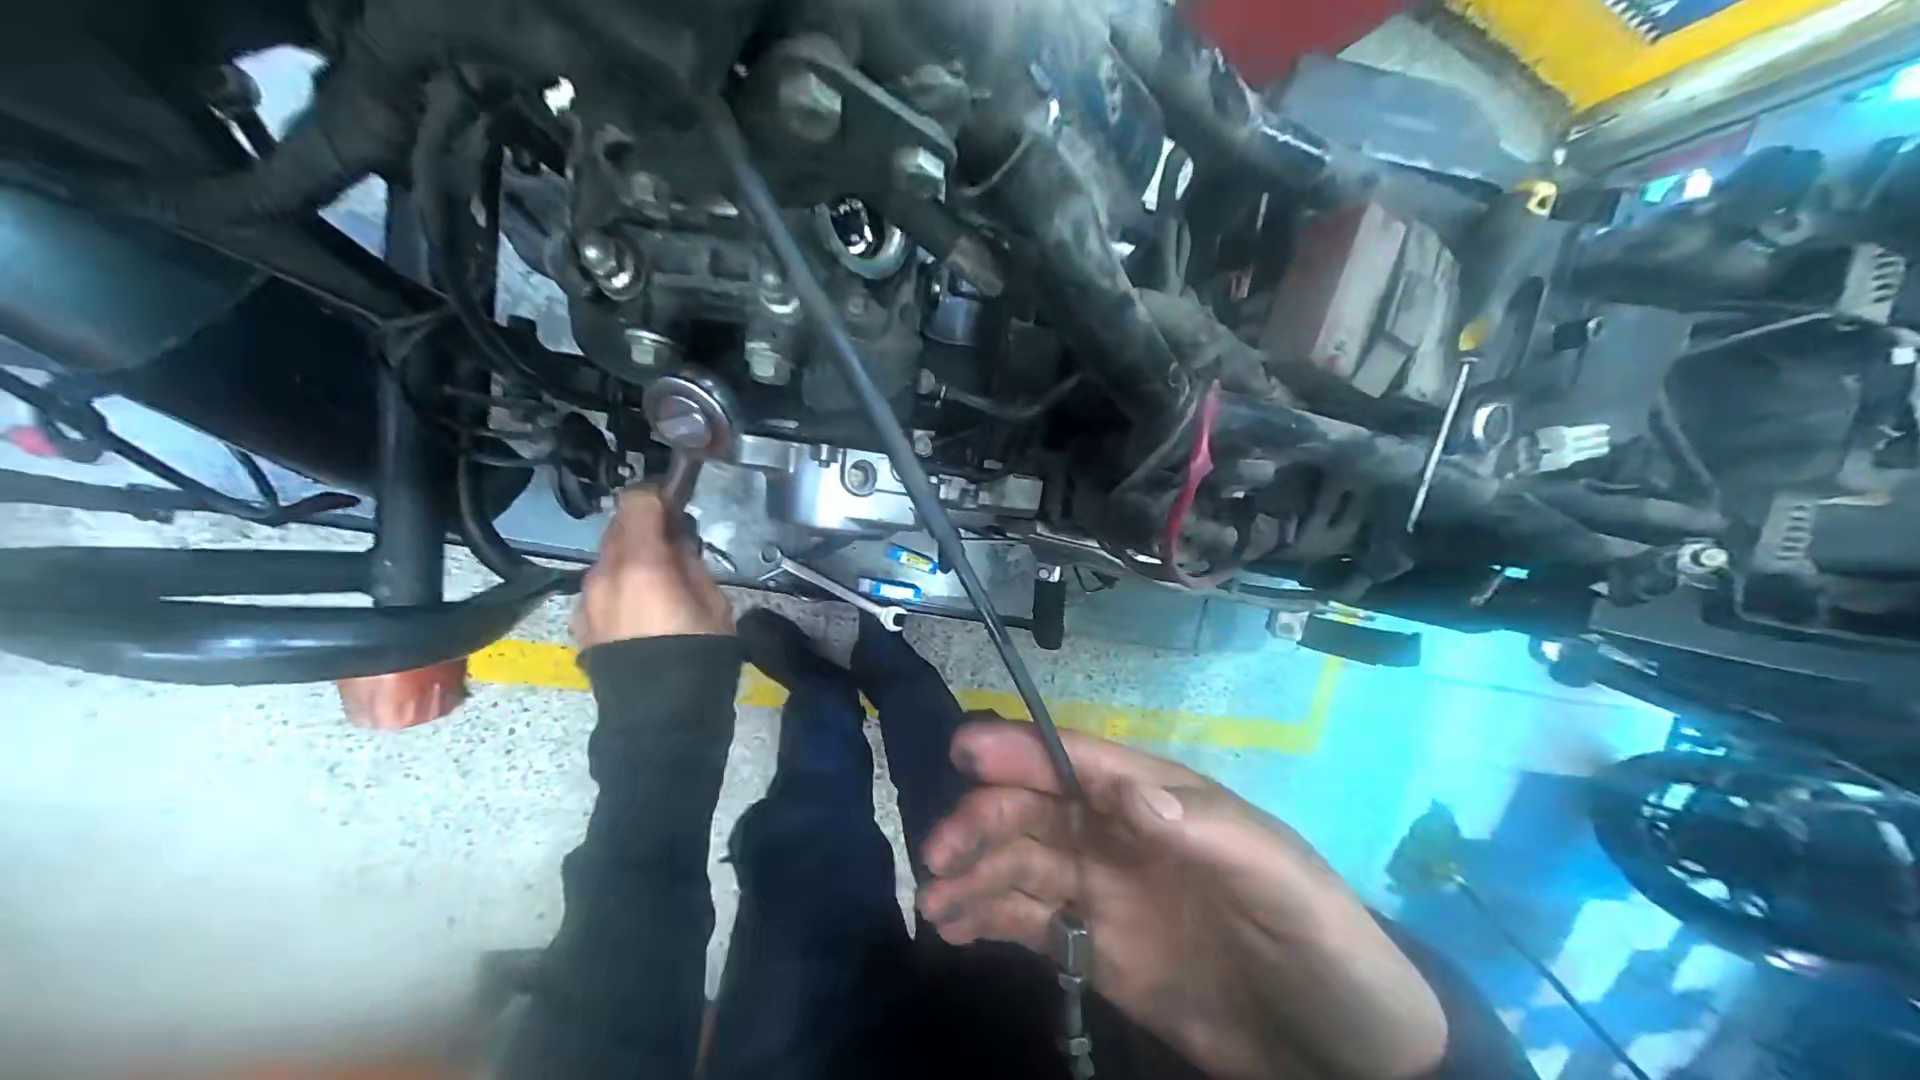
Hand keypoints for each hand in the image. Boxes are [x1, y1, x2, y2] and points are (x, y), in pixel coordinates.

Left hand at [571, 488, 733, 646]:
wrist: (659, 717)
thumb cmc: (698, 657)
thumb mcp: (714, 605)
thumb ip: (691, 565)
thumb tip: (678, 544)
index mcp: (641, 564)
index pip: (638, 502)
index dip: (659, 495)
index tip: (677, 502)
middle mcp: (604, 574)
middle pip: (619, 526)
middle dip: (646, 526)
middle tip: (675, 541)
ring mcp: (587, 599)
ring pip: (607, 557)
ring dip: (631, 556)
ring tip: (660, 579)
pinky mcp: (581, 621)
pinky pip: (600, 587)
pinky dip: (618, 583)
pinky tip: (640, 606)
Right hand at [918, 720, 1447, 1079]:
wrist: (1343, 1052)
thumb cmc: (1319, 942)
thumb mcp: (1275, 877)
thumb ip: (1203, 830)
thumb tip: (1128, 794)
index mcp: (1157, 799)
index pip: (1077, 761)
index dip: (1020, 750)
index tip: (962, 752)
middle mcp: (1117, 833)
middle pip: (1033, 809)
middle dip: (980, 820)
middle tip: (935, 856)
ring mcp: (1101, 890)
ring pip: (1019, 863)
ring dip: (971, 871)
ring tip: (933, 902)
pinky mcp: (1093, 946)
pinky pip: (1027, 920)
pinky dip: (985, 917)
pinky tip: (954, 927)